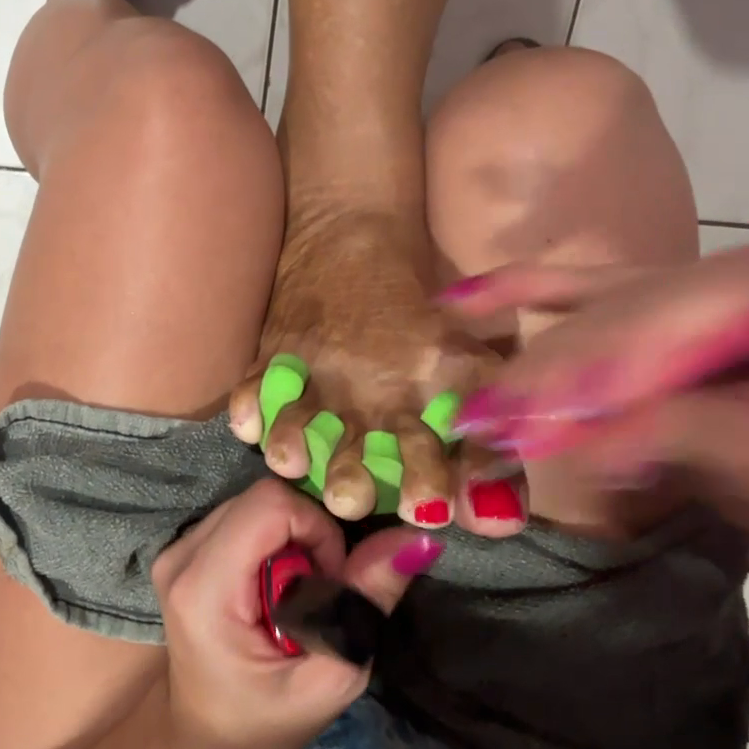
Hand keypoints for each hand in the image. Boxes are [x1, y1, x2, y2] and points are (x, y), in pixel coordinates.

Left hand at [151, 479, 441, 748]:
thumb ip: (366, 603)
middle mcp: (180, 555)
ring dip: (291, 540)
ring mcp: (177, 549)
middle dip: (307, 535)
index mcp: (203, 588)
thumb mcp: (330, 677)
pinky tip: (276, 589)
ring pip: (254, 504)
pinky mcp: (183, 550)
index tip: (333, 580)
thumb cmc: (265, 721)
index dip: (317, 529)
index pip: (269, 503)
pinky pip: (241, 518)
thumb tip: (416, 538)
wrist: (204, 739)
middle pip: (262, 499)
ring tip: (298, 597)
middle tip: (320, 593)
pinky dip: (272, 543)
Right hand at [226, 206, 509, 532]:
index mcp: (422, 382)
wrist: (354, 229)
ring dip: (294, 442)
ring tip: (290, 463)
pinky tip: (248, 425)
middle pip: (359, 444)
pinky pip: (254, 386)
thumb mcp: (468, 356)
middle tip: (349, 499)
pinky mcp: (276, 350)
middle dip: (353, 477)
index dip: (433, 480)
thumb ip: (487, 435)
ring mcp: (317, 366)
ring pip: (300, 418)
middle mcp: (369, 383)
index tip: (429, 509)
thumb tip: (500, 519)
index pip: (432, 443)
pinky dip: (249, 406)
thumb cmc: (419, 304)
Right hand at [443, 243, 748, 547]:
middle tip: (507, 414)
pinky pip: (593, 289)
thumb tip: (582, 441)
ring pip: (616, 299)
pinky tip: (469, 298)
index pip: (736, 304)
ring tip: (492, 404)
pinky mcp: (668, 293)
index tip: (569, 401)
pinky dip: (530, 296)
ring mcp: (720, 275)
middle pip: (661, 300)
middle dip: (580, 361)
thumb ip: (690, 439)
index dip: (646, 344)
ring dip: (547, 354)